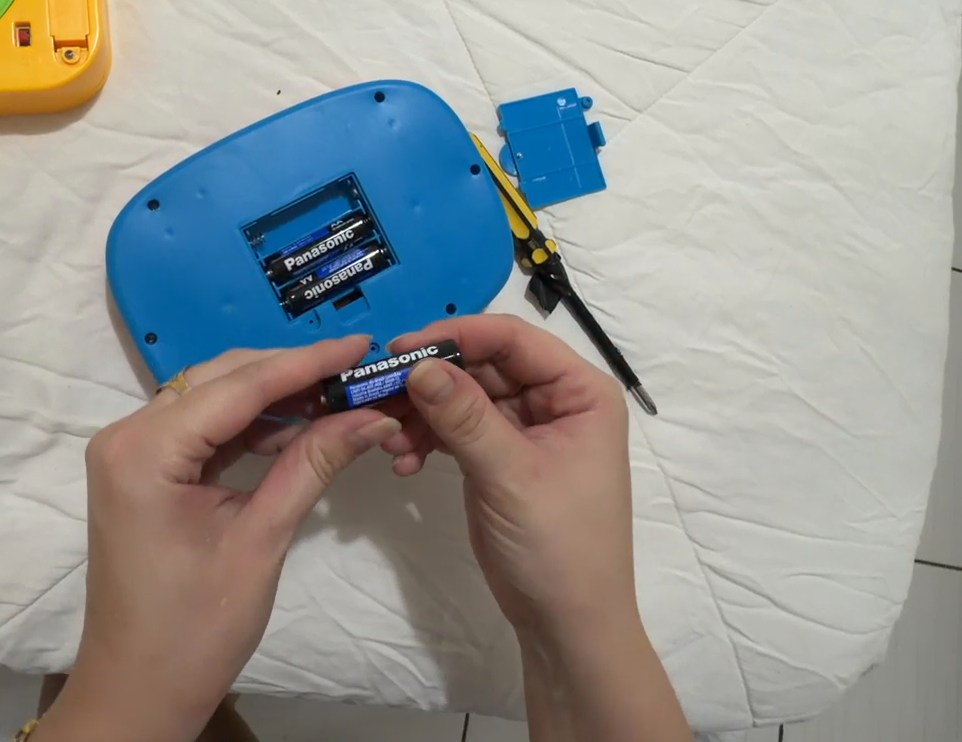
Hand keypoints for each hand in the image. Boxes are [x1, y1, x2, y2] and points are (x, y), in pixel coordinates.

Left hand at [42, 337, 398, 740]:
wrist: (137, 694)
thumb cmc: (195, 630)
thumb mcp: (262, 539)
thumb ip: (314, 463)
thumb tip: (375, 416)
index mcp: (144, 451)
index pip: (239, 386)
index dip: (305, 363)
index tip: (359, 345)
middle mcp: (129, 433)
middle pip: (223, 379)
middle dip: (291, 373)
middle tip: (353, 371)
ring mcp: (133, 448)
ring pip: (215, 395)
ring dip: (274, 396)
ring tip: (336, 397)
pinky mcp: (145, 465)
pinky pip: (205, 425)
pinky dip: (251, 424)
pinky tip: (297, 426)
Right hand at [381, 315, 634, 637]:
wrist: (565, 627)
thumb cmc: (559, 546)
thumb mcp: (511, 475)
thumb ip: (464, 416)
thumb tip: (418, 365)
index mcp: (579, 391)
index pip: (513, 339)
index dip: (458, 335)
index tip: (403, 347)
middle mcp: (554, 399)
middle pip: (483, 365)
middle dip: (432, 380)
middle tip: (381, 392)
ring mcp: (524, 426)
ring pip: (463, 395)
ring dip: (423, 413)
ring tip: (391, 439)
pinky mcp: (498, 453)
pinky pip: (457, 427)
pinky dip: (428, 438)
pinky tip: (404, 460)